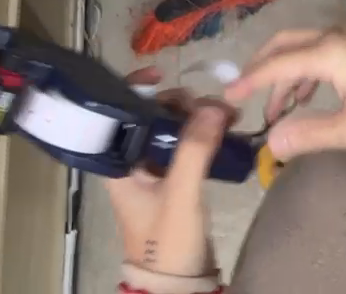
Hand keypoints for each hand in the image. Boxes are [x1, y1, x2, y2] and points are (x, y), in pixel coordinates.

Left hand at [105, 69, 233, 277]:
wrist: (179, 290)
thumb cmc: (168, 242)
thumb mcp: (180, 194)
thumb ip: (194, 148)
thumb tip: (214, 105)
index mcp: (119, 163)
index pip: (119, 112)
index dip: (138, 87)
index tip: (163, 72)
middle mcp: (131, 162)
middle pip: (151, 114)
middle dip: (182, 103)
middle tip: (214, 106)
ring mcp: (152, 172)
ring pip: (171, 127)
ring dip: (197, 117)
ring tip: (227, 116)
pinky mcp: (173, 181)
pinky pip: (185, 144)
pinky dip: (203, 133)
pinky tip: (224, 130)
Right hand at [224, 29, 345, 159]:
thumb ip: (309, 134)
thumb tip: (271, 142)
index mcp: (329, 52)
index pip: (278, 63)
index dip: (250, 80)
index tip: (227, 95)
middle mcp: (334, 35)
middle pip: (285, 43)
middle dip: (262, 66)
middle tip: (243, 92)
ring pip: (302, 46)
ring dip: (284, 72)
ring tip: (277, 110)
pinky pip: (319, 49)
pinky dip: (303, 69)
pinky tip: (305, 96)